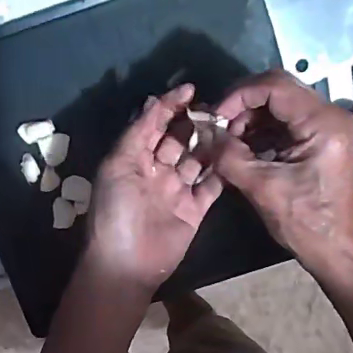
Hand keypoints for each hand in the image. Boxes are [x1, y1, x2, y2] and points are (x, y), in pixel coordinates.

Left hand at [85, 83, 223, 292]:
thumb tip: (153, 101)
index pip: (154, 124)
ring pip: (198, 158)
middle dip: (195, 122)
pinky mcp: (195, 209)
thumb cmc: (116, 211)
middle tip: (216, 107)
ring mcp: (177, 189)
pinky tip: (236, 152)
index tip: (190, 89)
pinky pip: (212, 185)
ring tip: (230, 125)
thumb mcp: (118, 165)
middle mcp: (157, 170)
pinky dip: (223, 170)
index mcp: (134, 157)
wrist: (126, 263)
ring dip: (212, 142)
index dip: (170, 105)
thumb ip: (138, 133)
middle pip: (180, 139)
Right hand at [211, 69, 352, 275]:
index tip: (215, 118)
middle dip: (243, 105)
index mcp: (322, 122)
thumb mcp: (261, 187)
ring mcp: (327, 126)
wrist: (336, 249)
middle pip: (278, 89)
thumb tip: (203, 132)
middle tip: (219, 128)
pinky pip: (286, 121)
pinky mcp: (320, 139)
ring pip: (280, 104)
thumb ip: (229, 155)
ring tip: (229, 142)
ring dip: (250, 118)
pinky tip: (244, 148)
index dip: (238, 96)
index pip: (274, 87)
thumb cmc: (304, 222)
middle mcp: (330, 115)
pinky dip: (262, 129)